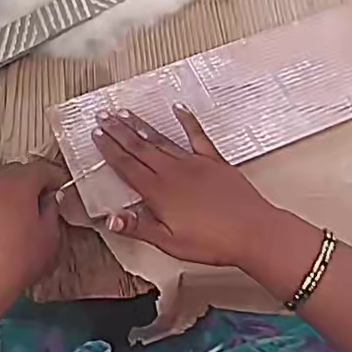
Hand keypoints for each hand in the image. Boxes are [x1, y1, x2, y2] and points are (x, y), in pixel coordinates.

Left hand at [0, 158, 69, 297]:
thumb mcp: (49, 237)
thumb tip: (48, 200)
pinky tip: (8, 227)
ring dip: (15, 193)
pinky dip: (1, 205)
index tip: (64, 189)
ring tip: (28, 215)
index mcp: (19, 182)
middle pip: (18, 171)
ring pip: (1, 185)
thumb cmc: (19, 258)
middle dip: (34, 182)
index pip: (42, 168)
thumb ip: (52, 212)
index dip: (56, 177)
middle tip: (47, 200)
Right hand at [92, 107, 302, 266]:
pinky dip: (186, 121)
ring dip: (140, 126)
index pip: (126, 166)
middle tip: (103, 116)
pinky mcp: (214, 161)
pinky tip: (178, 109)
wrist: (254, 232)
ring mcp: (194, 163)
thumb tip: (111, 219)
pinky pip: (197, 136)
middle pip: (138, 147)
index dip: (109, 150)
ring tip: (124, 113)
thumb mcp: (170, 242)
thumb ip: (139, 227)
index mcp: (159, 192)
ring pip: (160, 139)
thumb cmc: (213, 241)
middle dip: (118, 131)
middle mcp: (173, 172)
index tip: (97, 136)